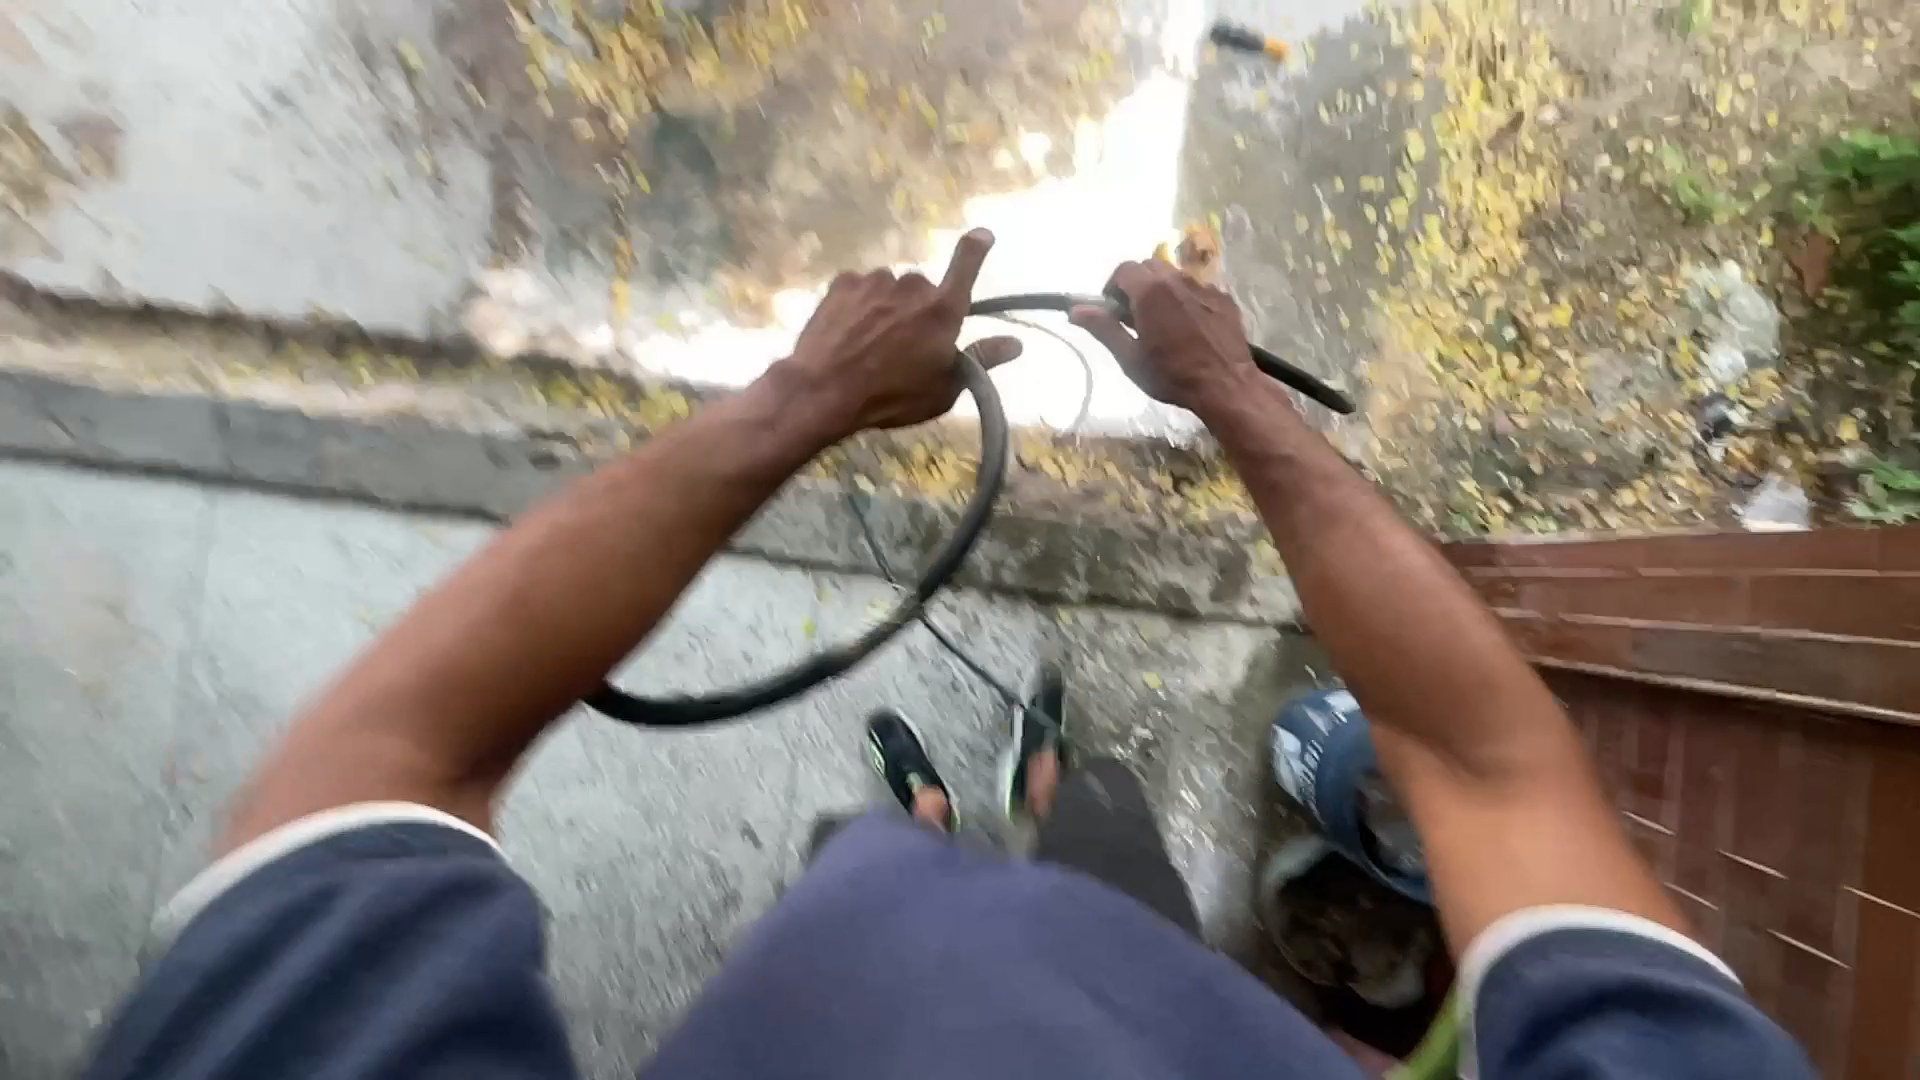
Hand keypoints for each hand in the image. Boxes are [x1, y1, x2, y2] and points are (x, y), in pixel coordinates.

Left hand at [782, 229, 1021, 436]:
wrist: (825, 390)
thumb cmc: (892, 397)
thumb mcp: (944, 389)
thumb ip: (980, 360)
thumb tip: (1016, 343)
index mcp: (943, 310)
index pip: (967, 264)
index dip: (977, 248)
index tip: (983, 235)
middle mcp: (912, 286)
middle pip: (923, 291)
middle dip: (918, 311)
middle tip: (905, 347)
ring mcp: (875, 280)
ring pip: (890, 290)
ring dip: (887, 309)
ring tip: (871, 345)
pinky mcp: (843, 282)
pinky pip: (860, 289)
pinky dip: (859, 307)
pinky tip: (849, 334)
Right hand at [1068, 259, 1262, 415]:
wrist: (1224, 385)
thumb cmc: (1171, 375)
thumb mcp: (1130, 357)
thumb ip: (1103, 328)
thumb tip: (1075, 310)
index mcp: (1150, 292)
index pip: (1124, 269)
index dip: (1113, 287)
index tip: (1113, 311)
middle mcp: (1177, 280)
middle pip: (1149, 267)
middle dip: (1137, 285)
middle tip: (1134, 317)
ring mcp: (1204, 287)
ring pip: (1174, 276)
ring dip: (1161, 292)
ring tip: (1162, 324)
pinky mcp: (1223, 299)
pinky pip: (1197, 290)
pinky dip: (1185, 301)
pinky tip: (1188, 329)